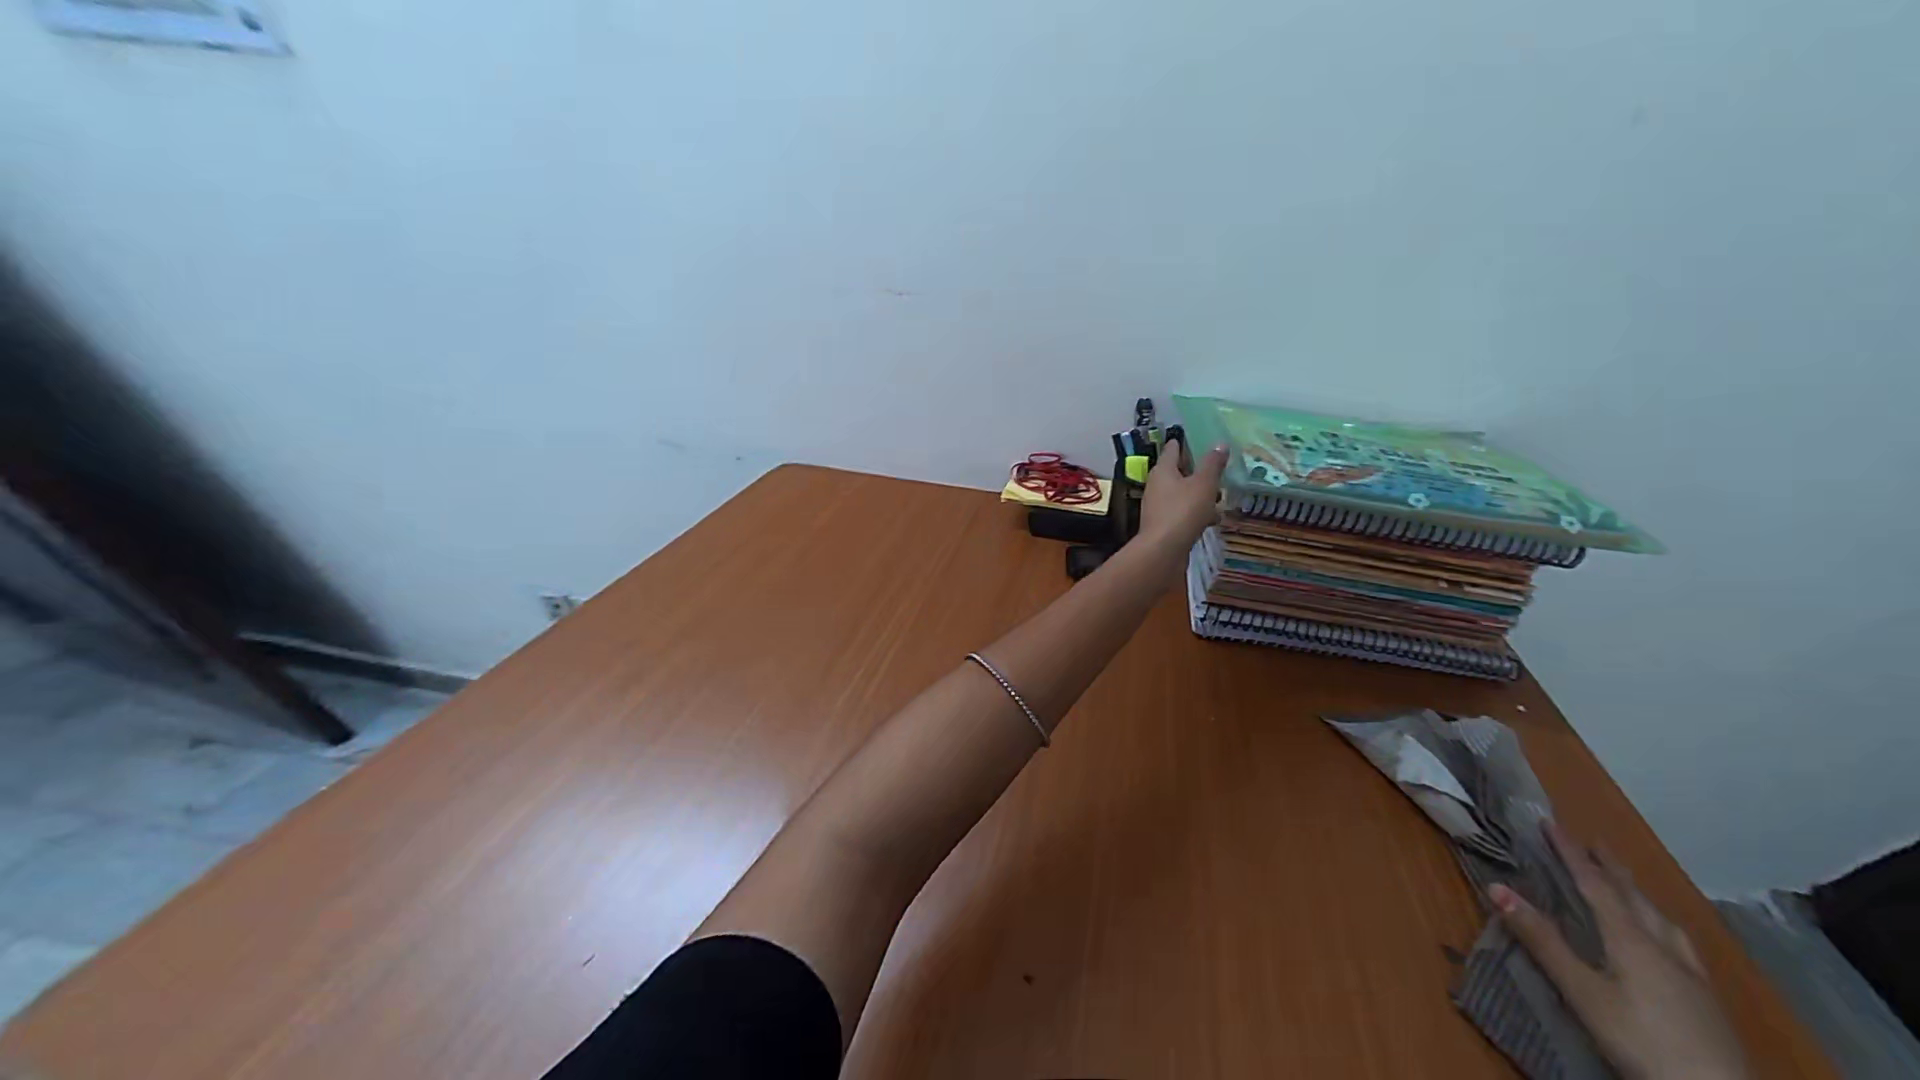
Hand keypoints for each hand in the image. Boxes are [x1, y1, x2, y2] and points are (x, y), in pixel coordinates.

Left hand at [1138, 437, 1227, 555]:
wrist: (1163, 550)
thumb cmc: (1183, 510)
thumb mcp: (1203, 483)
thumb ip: (1212, 464)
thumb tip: (1219, 443)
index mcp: (1163, 470)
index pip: (1172, 449)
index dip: (1183, 443)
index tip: (1195, 438)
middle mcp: (1156, 486)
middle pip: (1177, 473)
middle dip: (1195, 471)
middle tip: (1215, 469)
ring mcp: (1158, 506)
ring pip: (1182, 494)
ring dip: (1199, 495)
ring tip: (1219, 497)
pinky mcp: (1163, 525)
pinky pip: (1182, 513)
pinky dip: (1196, 513)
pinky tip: (1212, 520)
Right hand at [1490, 825, 1749, 1079]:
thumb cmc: (1642, 1041)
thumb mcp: (1583, 993)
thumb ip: (1543, 941)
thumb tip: (1497, 887)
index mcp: (1631, 940)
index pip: (1595, 885)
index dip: (1571, 853)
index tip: (1550, 822)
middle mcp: (1663, 948)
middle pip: (1634, 898)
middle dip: (1610, 867)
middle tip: (1593, 842)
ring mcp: (1691, 975)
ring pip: (1662, 920)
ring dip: (1638, 894)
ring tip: (1626, 883)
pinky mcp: (1707, 1001)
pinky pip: (1680, 943)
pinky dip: (1661, 924)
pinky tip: (1667, 940)